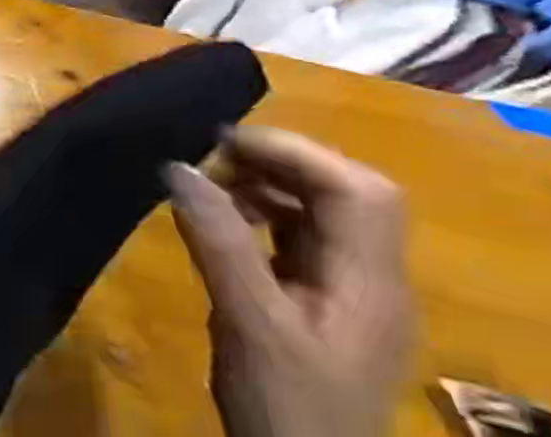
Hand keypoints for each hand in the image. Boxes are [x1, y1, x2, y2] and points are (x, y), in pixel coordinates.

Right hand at [167, 127, 413, 436]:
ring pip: (321, 211)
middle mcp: (373, 278)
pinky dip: (260, 213)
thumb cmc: (288, 405)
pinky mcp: (322, 298)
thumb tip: (178, 167)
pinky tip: (221, 222)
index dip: (295, 154)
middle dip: (279, 163)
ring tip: (208, 187)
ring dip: (267, 185)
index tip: (222, 145)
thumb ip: (218, 241)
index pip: (358, 191)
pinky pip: (299, 235)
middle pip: (346, 193)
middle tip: (210, 161)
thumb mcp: (248, 322)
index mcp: (371, 282)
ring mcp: (350, 290)